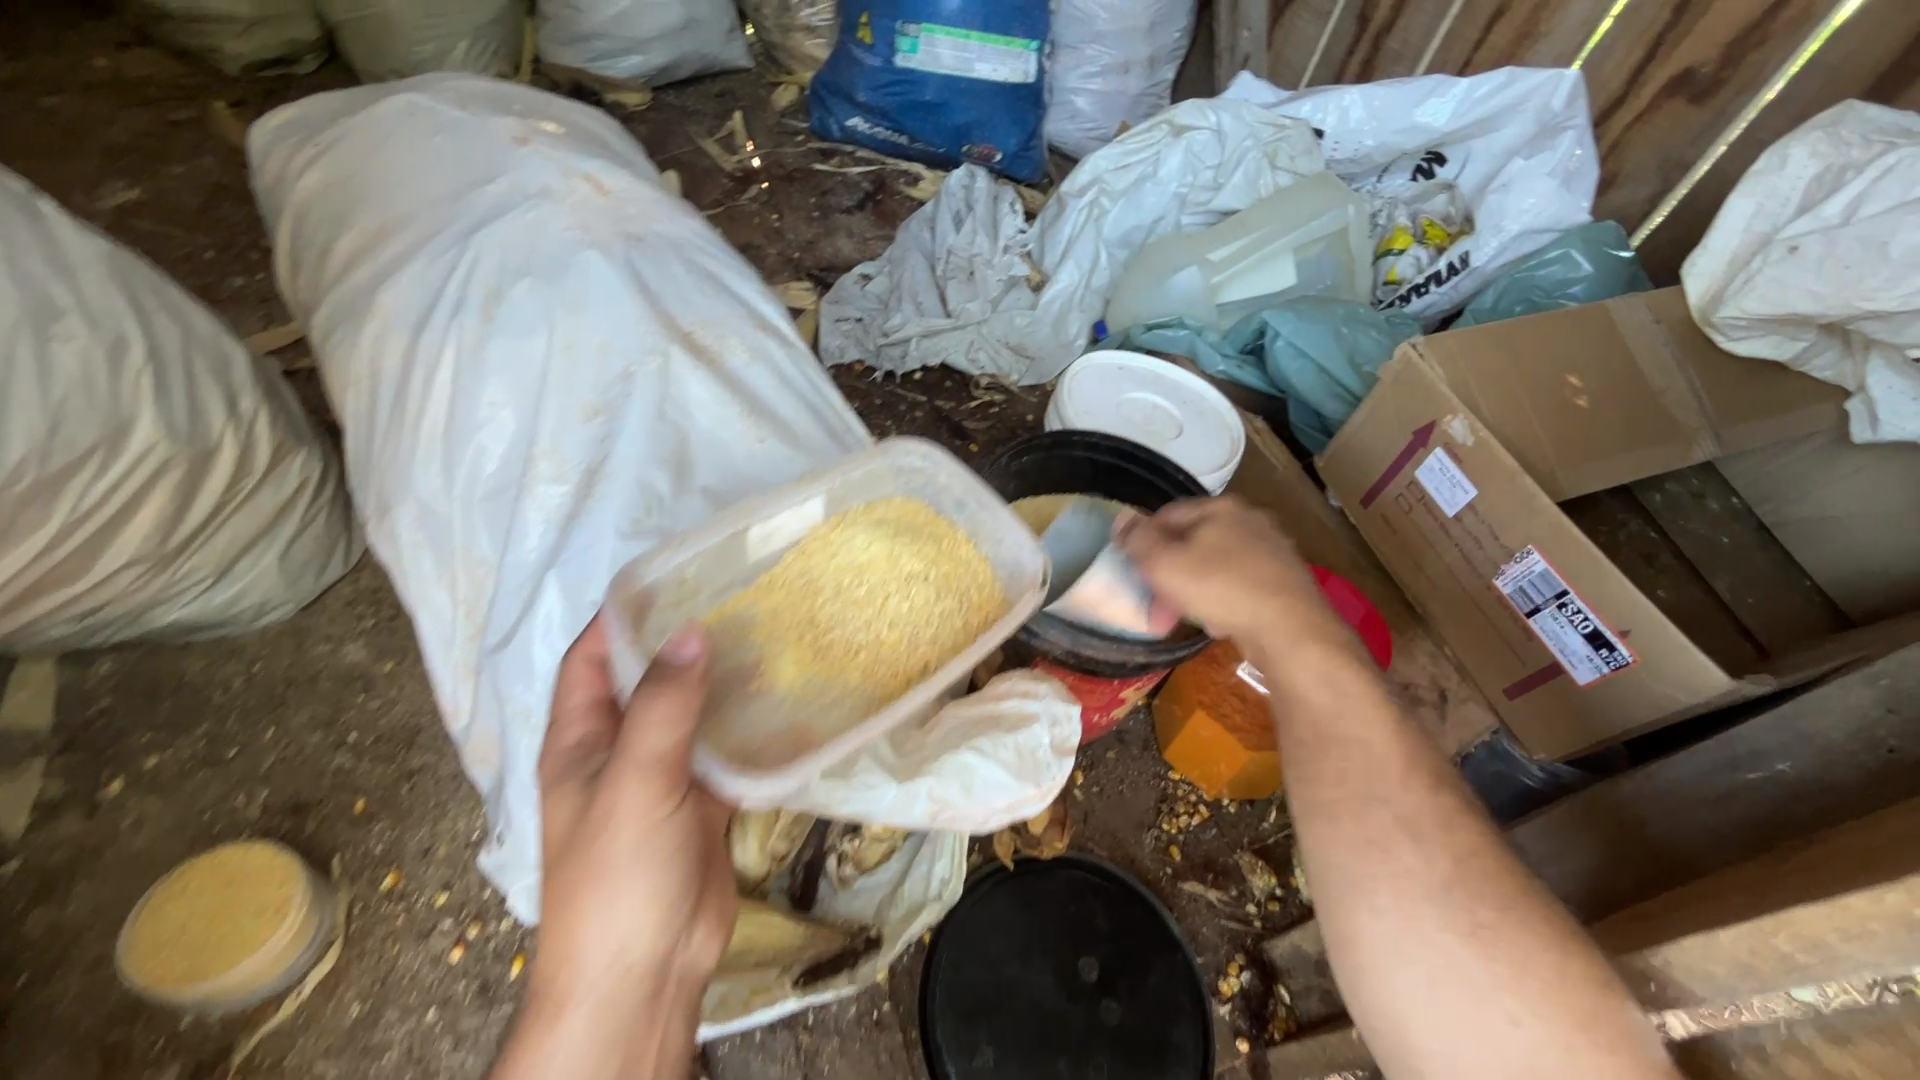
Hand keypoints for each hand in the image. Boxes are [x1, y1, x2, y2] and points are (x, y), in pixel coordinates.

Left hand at [493, 618, 735, 1079]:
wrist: (645, 972)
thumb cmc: (617, 876)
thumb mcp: (634, 782)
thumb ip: (662, 708)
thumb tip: (692, 632)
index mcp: (580, 740)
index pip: (590, 657)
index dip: (623, 616)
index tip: (675, 576)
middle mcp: (619, 751)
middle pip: (649, 680)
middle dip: (685, 643)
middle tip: (740, 601)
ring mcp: (663, 779)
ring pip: (693, 716)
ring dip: (723, 685)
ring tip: (771, 639)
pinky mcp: (702, 805)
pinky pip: (726, 754)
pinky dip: (750, 731)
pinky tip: (786, 704)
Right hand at [1118, 496, 1357, 660]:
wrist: (1290, 628)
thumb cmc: (1220, 588)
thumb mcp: (1164, 564)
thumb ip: (1138, 540)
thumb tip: (1122, 519)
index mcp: (1219, 507)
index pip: (1167, 514)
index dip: (1143, 541)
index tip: (1134, 571)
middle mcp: (1249, 520)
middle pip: (1192, 541)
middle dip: (1168, 574)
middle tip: (1155, 606)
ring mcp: (1272, 549)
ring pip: (1216, 565)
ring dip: (1193, 589)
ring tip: (1184, 618)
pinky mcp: (1285, 579)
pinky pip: (1240, 584)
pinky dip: (1223, 600)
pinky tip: (1218, 624)